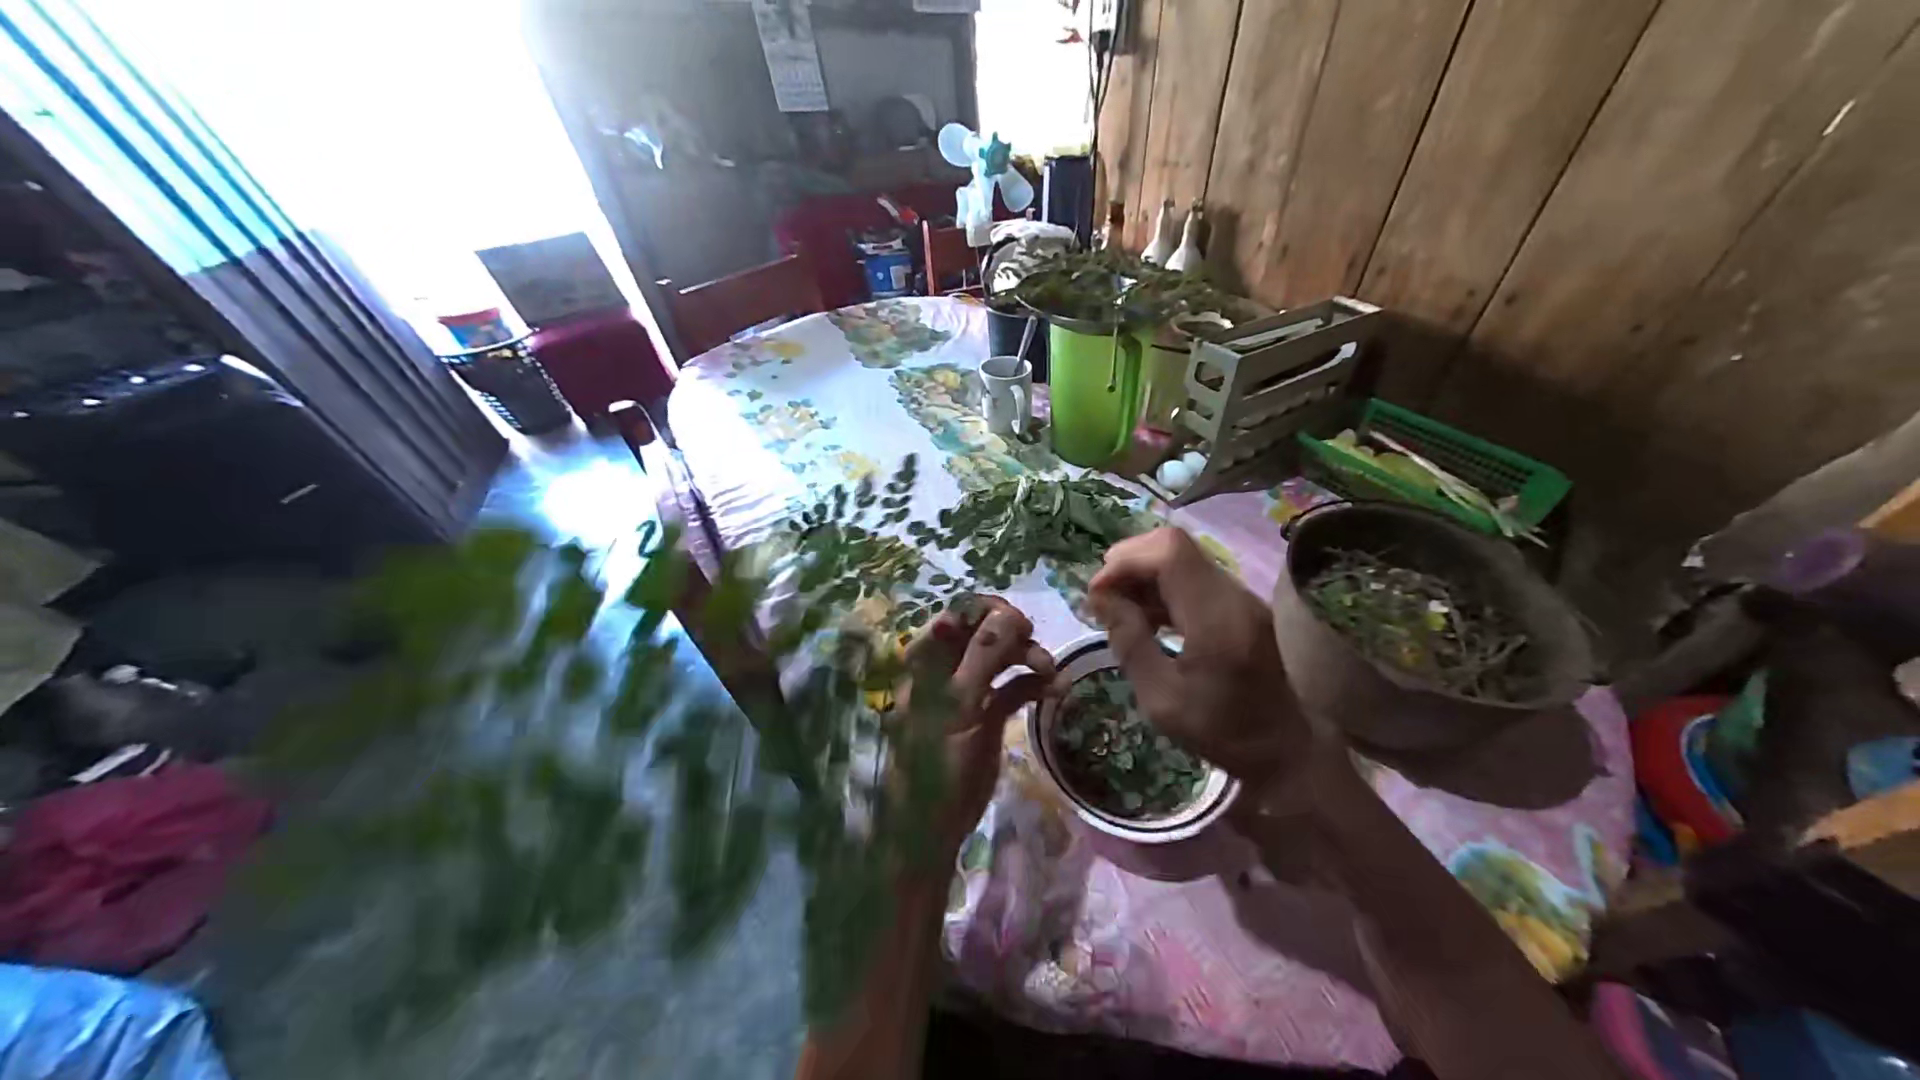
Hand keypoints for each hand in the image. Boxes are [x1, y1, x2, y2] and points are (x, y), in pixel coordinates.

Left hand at [894, 596, 1053, 855]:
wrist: (934, 826)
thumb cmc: (938, 764)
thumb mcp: (960, 706)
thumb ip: (982, 657)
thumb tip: (1006, 614)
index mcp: (924, 659)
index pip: (957, 613)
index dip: (989, 612)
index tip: (1020, 624)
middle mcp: (945, 667)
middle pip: (984, 630)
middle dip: (1014, 634)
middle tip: (1037, 647)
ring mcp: (967, 689)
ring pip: (1001, 655)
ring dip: (1028, 657)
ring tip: (1051, 671)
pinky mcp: (986, 712)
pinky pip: (1012, 684)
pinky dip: (1032, 683)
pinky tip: (1053, 690)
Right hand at [1085, 527, 1309, 783]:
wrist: (1283, 748)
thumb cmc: (1219, 732)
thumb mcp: (1160, 699)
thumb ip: (1130, 643)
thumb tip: (1102, 598)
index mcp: (1217, 620)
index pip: (1169, 554)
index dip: (1125, 561)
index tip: (1096, 592)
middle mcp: (1234, 596)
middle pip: (1175, 545)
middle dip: (1129, 560)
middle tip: (1102, 595)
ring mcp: (1240, 597)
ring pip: (1182, 556)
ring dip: (1142, 572)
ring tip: (1115, 606)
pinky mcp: (1238, 604)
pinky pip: (1192, 576)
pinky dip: (1160, 585)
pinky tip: (1142, 614)